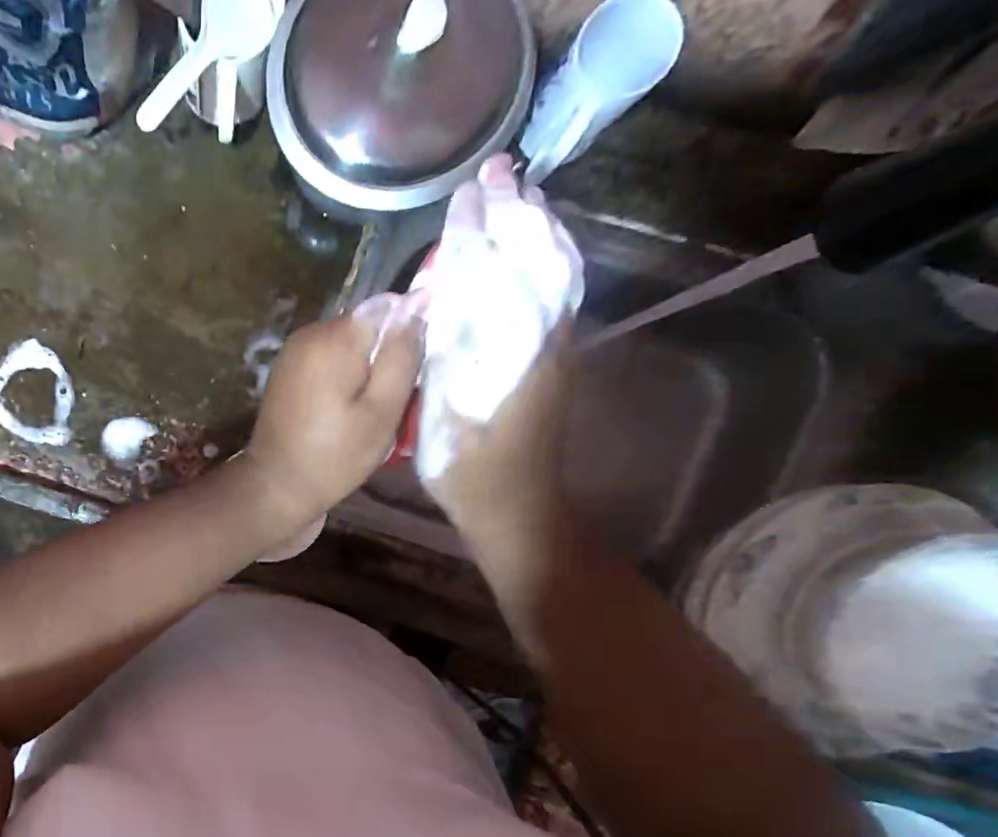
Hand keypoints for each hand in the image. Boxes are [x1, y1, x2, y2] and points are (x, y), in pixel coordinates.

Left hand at [243, 294, 425, 524]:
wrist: (275, 487)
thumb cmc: (333, 456)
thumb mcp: (382, 411)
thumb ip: (402, 355)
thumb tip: (419, 301)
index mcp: (333, 338)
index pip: (390, 307)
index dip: (410, 334)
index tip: (414, 372)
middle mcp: (310, 333)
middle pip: (368, 326)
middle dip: (386, 354)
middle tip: (392, 400)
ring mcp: (293, 351)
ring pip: (349, 344)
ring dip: (366, 369)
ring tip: (369, 409)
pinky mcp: (287, 370)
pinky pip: (329, 359)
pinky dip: (344, 377)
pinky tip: (346, 410)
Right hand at [412, 153, 582, 550]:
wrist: (516, 506)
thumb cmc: (467, 470)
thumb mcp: (444, 417)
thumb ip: (445, 355)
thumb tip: (436, 299)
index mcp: (512, 351)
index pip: (498, 273)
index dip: (479, 231)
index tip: (463, 193)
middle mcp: (545, 338)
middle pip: (539, 258)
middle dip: (516, 210)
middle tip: (495, 170)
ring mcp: (556, 345)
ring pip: (559, 269)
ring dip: (540, 224)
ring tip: (520, 189)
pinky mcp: (555, 355)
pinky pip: (560, 289)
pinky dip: (550, 253)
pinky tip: (537, 245)